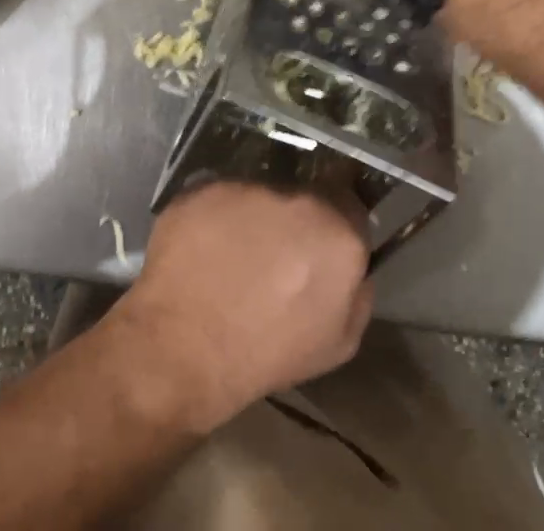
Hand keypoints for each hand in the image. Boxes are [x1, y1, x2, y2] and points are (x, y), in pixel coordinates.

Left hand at [103, 182, 373, 434]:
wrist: (186, 343)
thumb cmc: (269, 352)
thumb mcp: (340, 340)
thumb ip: (356, 291)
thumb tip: (352, 265)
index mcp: (337, 233)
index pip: (348, 204)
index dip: (335, 221)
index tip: (319, 239)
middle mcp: (293, 198)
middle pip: (299, 198)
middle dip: (291, 221)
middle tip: (272, 253)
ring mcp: (242, 190)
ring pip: (255, 196)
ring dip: (250, 217)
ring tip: (231, 253)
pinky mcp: (199, 190)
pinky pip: (215, 199)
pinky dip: (212, 218)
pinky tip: (202, 248)